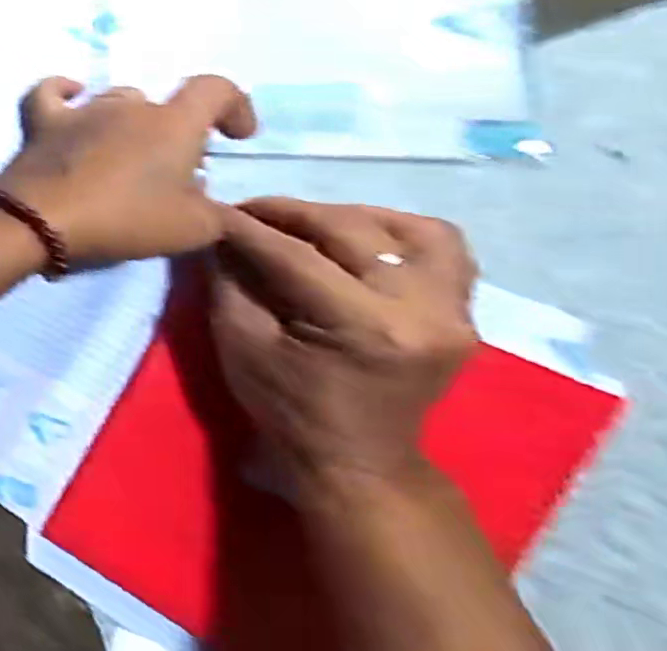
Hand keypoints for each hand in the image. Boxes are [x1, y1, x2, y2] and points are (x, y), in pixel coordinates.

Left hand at [0, 75, 256, 266]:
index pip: (215, 90)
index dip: (233, 106)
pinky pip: (49, 93)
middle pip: (158, 105)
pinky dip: (62, 91)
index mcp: (172, 123)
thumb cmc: (124, 220)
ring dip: (125, 123)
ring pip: (112, 101)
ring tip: (123, 158)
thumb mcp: (193, 229)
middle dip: (169, 133)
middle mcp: (126, 106)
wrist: (42, 221)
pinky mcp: (41, 122)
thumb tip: (204, 199)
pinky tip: (70, 98)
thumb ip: (214, 211)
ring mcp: (80, 111)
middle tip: (166, 173)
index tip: (234, 135)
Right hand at [211, 198, 479, 496]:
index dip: (243, 226)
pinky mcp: (460, 312)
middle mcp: (423, 311)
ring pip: (405, 229)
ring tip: (301, 224)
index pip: (292, 254)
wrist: (355, 459)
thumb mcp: (238, 339)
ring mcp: (453, 311)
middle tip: (244, 212)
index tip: (206, 207)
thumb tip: (216, 229)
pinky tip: (354, 236)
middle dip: (287, 213)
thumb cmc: (286, 405)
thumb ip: (228, 277)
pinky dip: (394, 231)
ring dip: (344, 217)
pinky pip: (439, 248)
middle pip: (348, 230)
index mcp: (366, 327)